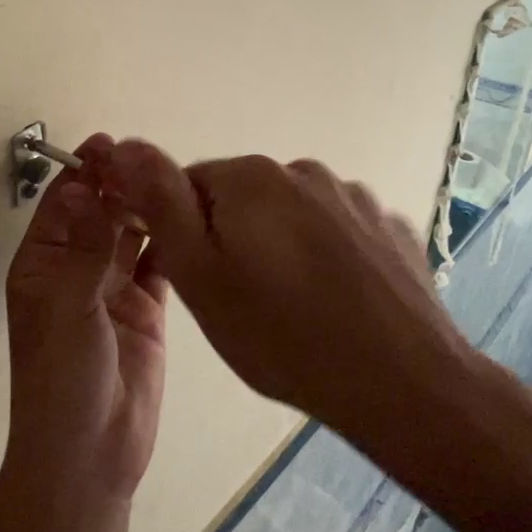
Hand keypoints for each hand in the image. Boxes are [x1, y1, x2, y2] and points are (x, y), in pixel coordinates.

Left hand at [3, 132, 167, 499]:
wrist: (90, 452)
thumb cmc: (62, 377)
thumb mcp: (67, 305)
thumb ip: (86, 248)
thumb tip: (89, 187)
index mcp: (41, 264)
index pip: (61, 206)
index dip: (82, 174)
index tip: (109, 143)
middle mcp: (74, 270)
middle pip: (97, 215)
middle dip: (117, 186)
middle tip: (150, 155)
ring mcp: (110, 289)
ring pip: (128, 236)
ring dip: (144, 209)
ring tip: (172, 177)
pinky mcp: (144, 311)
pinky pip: (157, 267)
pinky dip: (169, 244)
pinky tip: (188, 218)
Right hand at [104, 142, 465, 430]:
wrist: (407, 387)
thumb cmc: (282, 335)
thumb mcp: (198, 274)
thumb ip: (158, 202)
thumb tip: (124, 145)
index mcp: (249, 176)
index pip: (187, 187)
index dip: (183, 236)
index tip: (200, 283)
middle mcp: (303, 170)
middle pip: (240, 199)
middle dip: (231, 239)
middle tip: (241, 302)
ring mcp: (356, 198)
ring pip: (290, 216)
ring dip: (280, 247)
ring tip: (294, 309)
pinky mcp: (392, 230)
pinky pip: (338, 233)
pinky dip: (327, 259)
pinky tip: (337, 304)